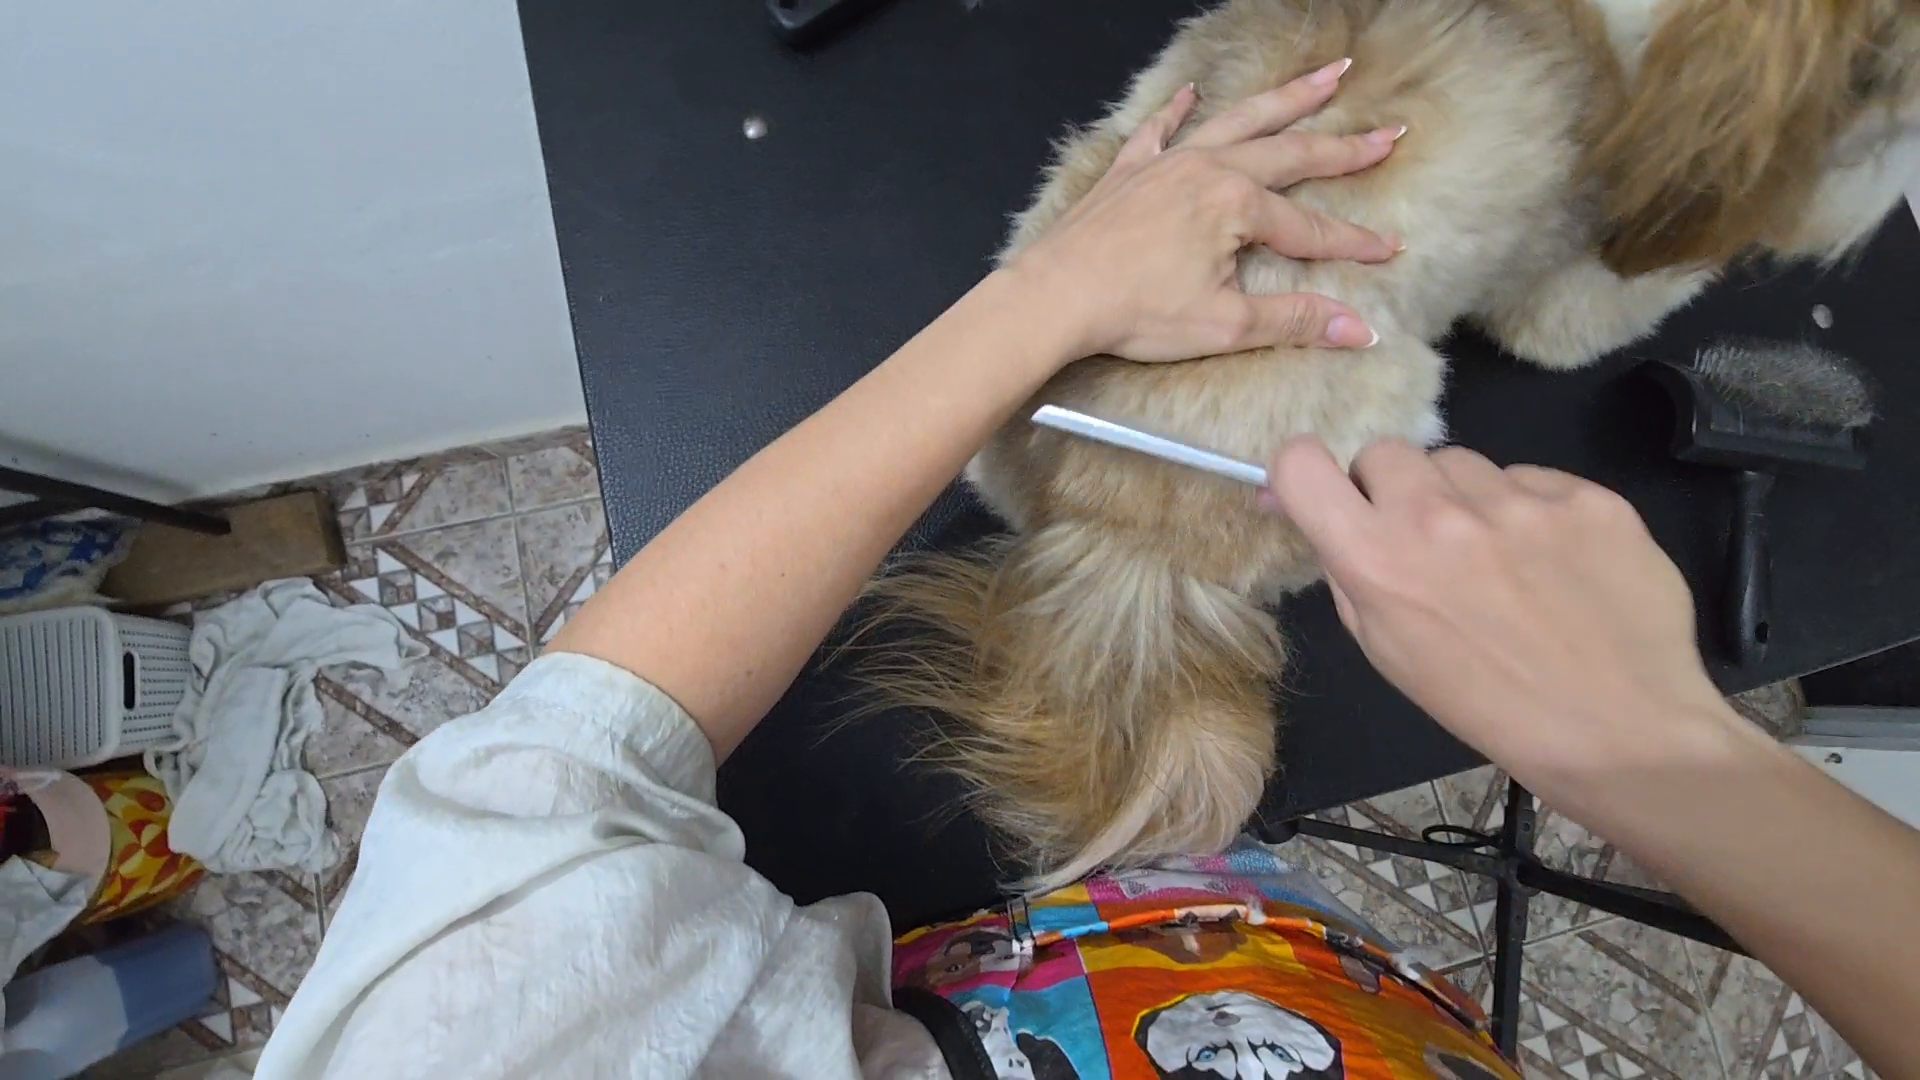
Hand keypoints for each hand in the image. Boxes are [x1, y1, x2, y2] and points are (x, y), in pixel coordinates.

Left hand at [1006, 60, 1403, 364]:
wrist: (1056, 296)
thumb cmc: (1134, 313)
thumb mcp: (1222, 325)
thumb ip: (1292, 320)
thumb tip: (1360, 331)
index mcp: (1236, 206)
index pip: (1308, 228)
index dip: (1350, 243)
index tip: (1389, 249)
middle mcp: (1207, 170)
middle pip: (1288, 155)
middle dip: (1342, 149)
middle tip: (1387, 133)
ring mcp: (1165, 165)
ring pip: (1237, 122)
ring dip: (1285, 101)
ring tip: (1329, 75)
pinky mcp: (1126, 173)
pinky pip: (1157, 130)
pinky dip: (1176, 111)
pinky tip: (1191, 93)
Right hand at [1262, 438, 1741, 789]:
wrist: (1617, 728)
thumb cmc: (1473, 696)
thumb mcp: (1378, 641)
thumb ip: (1340, 563)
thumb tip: (1295, 504)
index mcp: (1373, 558)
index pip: (1301, 464)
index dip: (1299, 470)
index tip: (1322, 493)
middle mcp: (1436, 515)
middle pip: (1382, 451)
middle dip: (1387, 486)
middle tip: (1414, 532)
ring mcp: (1516, 501)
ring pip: (1457, 461)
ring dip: (1457, 495)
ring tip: (1490, 550)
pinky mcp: (1586, 497)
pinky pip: (1525, 477)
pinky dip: (1521, 506)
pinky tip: (1543, 556)